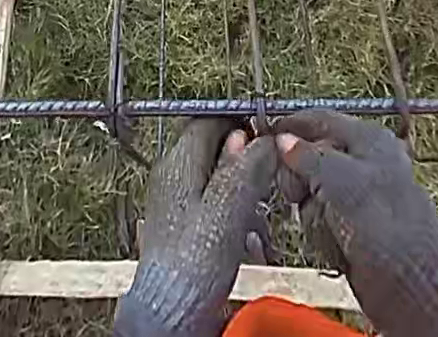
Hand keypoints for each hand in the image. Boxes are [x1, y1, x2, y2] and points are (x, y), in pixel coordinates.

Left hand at [114, 119, 277, 336]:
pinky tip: (248, 238)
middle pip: (213, 149)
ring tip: (260, 214)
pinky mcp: (181, 228)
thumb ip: (247, 168)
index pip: (209, 120)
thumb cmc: (193, 263)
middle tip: (269, 176)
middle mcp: (173, 174)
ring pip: (215, 178)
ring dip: (242, 190)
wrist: (169, 316)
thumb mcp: (230, 208)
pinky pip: (212, 206)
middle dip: (244, 160)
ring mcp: (175, 201)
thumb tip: (264, 138)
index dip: (239, 123)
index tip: (265, 135)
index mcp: (179, 161)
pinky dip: (233, 214)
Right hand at [273, 111, 437, 336]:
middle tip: (299, 193)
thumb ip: (308, 157)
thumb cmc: (391, 232)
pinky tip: (337, 245)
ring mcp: (356, 198)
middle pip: (307, 157)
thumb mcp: (343, 183)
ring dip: (313, 214)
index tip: (264, 136)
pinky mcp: (351, 228)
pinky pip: (317, 219)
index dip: (291, 126)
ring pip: (309, 192)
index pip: (319, 119)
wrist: (418, 295)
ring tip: (333, 229)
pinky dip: (321, 233)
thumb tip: (282, 141)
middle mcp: (361, 163)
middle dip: (301, 181)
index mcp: (367, 140)